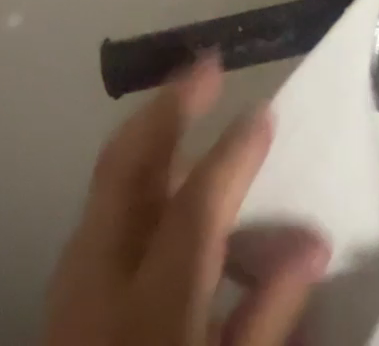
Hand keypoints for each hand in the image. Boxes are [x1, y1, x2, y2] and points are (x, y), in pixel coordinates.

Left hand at [45, 60, 327, 345]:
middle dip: (167, 105)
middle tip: (206, 64)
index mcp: (150, 308)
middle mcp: (101, 277)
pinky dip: (141, 179)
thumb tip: (312, 244)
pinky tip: (174, 188)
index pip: (197, 208)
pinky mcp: (67, 282)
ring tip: (194, 113)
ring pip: (110, 178)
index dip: (234, 155)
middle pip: (127, 164)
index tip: (264, 111)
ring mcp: (73, 276)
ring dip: (153, 137)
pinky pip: (107, 207)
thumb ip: (270, 315)